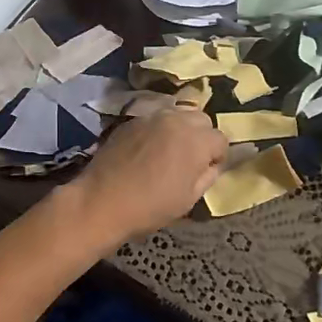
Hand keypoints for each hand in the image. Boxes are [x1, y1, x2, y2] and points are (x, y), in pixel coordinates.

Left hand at [64, 109, 226, 242]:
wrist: (101, 201)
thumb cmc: (150, 206)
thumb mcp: (189, 198)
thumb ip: (207, 176)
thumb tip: (210, 164)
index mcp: (196, 140)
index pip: (220, 139)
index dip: (216, 157)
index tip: (204, 172)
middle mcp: (175, 121)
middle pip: (200, 120)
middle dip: (200, 137)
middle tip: (188, 160)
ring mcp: (149, 118)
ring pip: (176, 115)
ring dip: (178, 130)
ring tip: (166, 153)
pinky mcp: (129, 122)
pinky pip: (152, 120)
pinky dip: (156, 131)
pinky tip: (145, 151)